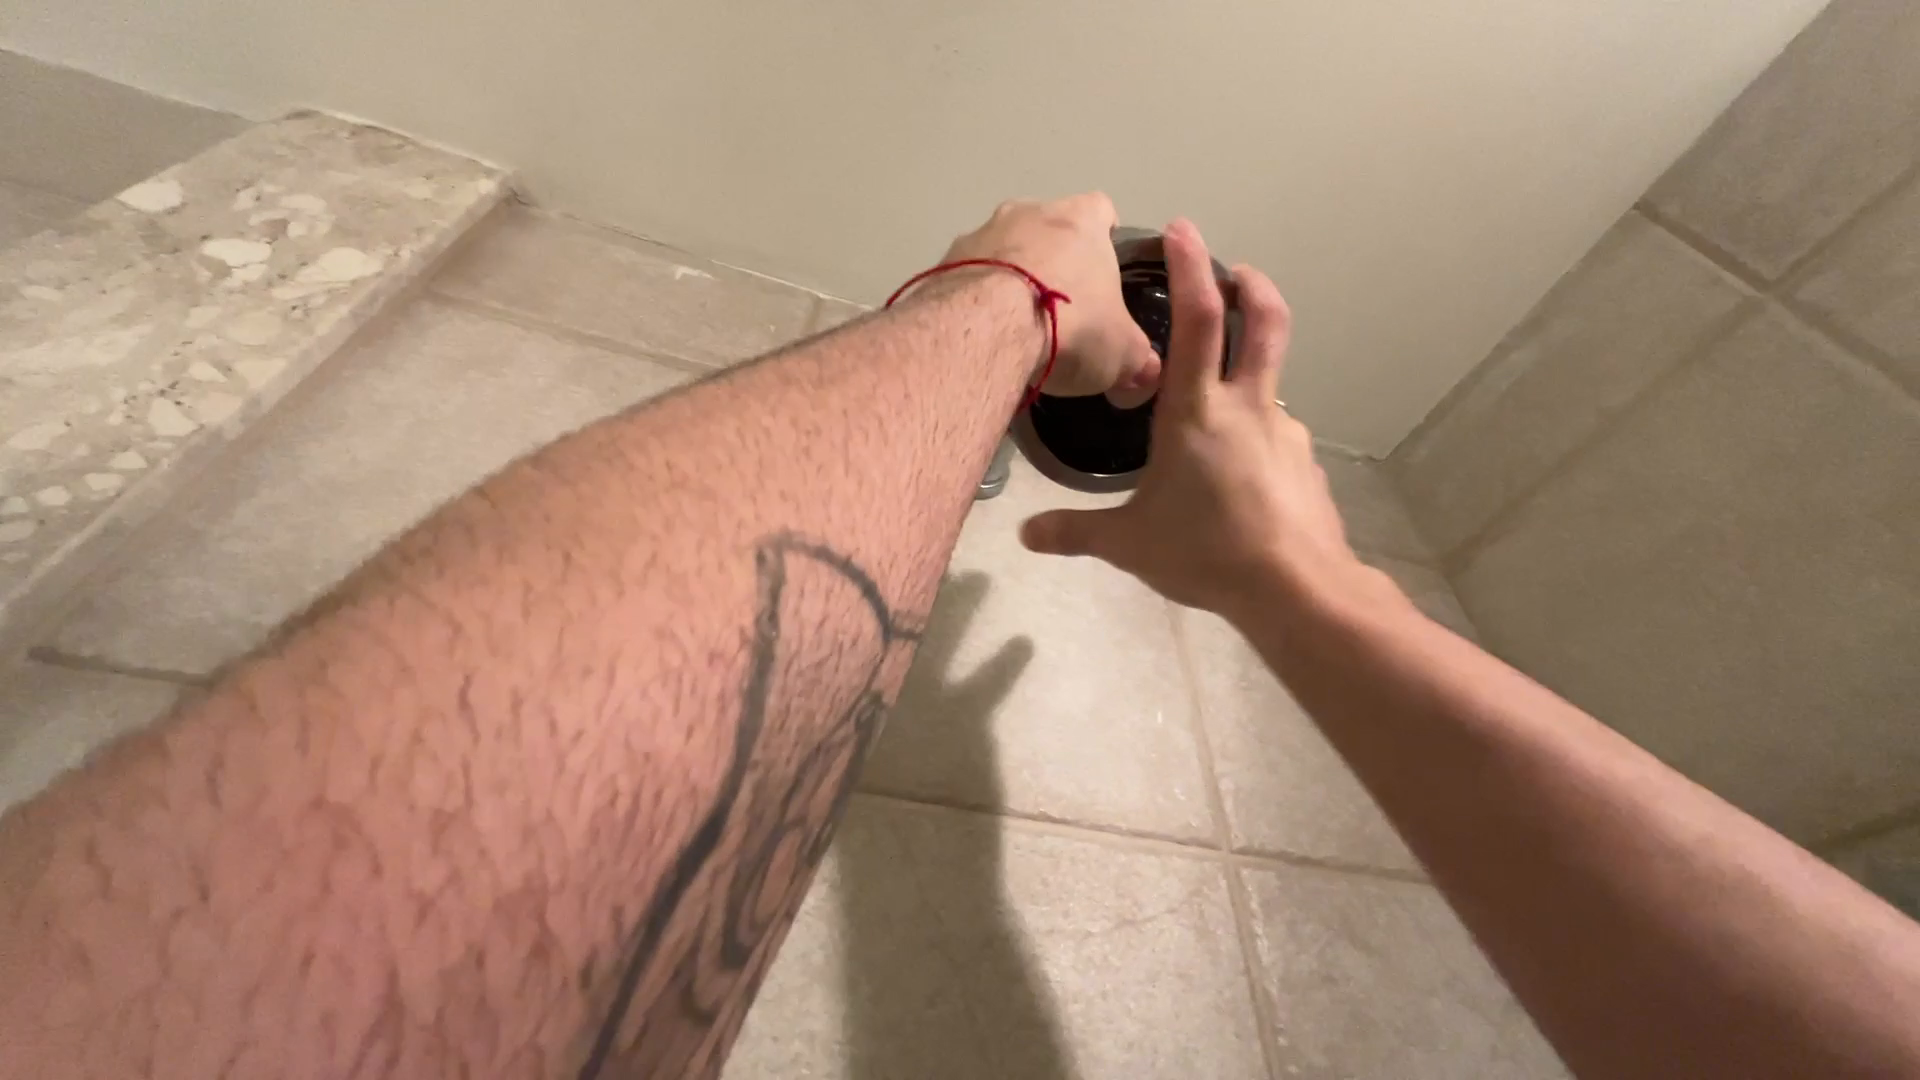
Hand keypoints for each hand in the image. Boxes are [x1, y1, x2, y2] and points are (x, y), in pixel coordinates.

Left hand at [941, 193, 1160, 399]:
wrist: (988, 332)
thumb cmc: (1071, 327)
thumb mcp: (1120, 353)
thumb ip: (1137, 358)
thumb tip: (1146, 373)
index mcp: (1079, 219)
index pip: (1100, 211)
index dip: (1102, 239)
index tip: (1101, 269)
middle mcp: (1026, 212)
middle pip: (1044, 229)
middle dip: (1050, 261)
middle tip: (1055, 308)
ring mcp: (977, 235)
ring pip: (998, 252)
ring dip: (1005, 280)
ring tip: (1008, 329)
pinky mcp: (940, 266)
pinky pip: (962, 281)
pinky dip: (970, 303)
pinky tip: (976, 337)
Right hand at [1018, 219, 1390, 620]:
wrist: (1294, 588)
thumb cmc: (1204, 552)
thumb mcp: (1128, 542)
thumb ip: (1074, 532)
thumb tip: (1023, 536)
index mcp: (1196, 412)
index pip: (1197, 320)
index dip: (1190, 267)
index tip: (1182, 229)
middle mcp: (1246, 407)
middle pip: (1264, 322)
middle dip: (1251, 284)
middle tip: (1234, 272)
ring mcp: (1282, 432)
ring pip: (1270, 379)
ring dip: (1249, 365)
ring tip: (1218, 402)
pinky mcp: (1303, 463)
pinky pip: (1275, 431)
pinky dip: (1255, 429)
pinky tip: (1239, 469)